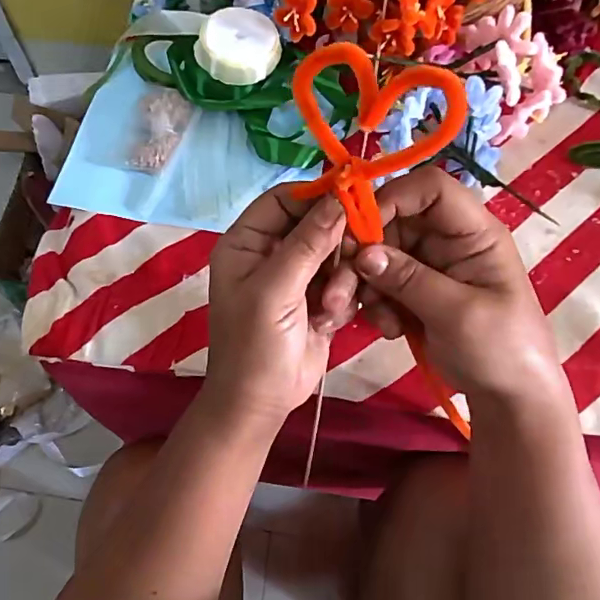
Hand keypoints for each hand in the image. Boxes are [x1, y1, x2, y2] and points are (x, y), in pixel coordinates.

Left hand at [205, 186, 357, 421]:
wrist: (261, 402)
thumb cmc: (254, 345)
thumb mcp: (275, 290)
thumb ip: (307, 243)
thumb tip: (339, 199)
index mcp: (246, 243)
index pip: (283, 200)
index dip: (316, 197)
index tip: (353, 200)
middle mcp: (270, 255)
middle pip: (316, 226)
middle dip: (335, 248)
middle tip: (351, 263)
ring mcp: (296, 279)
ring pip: (336, 255)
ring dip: (341, 280)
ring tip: (331, 308)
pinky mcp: (318, 302)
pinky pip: (343, 282)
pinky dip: (344, 299)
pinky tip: (330, 321)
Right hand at [354, 167, 564, 403]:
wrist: (510, 397)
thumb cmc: (501, 349)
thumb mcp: (457, 313)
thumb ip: (409, 280)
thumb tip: (364, 254)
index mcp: (474, 233)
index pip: (429, 188)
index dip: (392, 199)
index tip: (358, 233)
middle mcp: (449, 242)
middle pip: (394, 223)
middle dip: (367, 254)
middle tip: (345, 290)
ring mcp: (432, 269)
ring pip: (382, 256)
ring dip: (369, 286)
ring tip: (381, 321)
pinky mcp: (417, 295)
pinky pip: (384, 285)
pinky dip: (377, 305)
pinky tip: (389, 330)